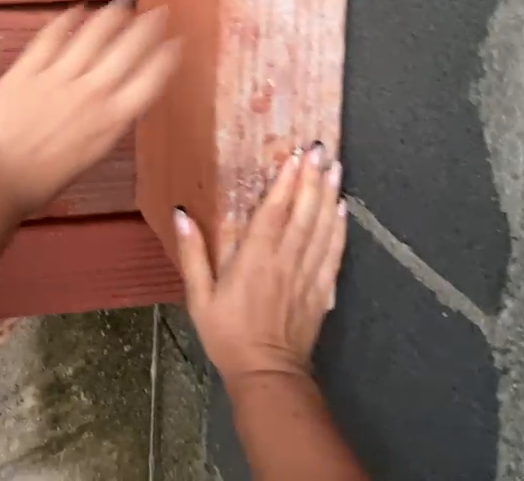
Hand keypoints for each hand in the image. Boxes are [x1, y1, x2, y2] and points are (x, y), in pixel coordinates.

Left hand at [0, 1, 180, 216]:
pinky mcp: (28, 68)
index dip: (166, 57)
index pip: (150, 80)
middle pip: (127, 50)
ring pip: (94, 35)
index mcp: (112, 121)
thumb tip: (115, 101)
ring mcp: (59, 77)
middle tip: (158, 11)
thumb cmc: (42, 179)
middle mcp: (92, 93)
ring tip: (122, 4)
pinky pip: (51, 37)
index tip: (176, 41)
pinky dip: (66, 19)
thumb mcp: (89, 155)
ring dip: (112, 16)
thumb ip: (104, 124)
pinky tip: (77, 9)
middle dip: (147, 26)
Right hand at [174, 143, 346, 383]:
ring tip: (335, 167)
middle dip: (311, 178)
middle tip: (320, 149)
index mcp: (255, 260)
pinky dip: (340, 228)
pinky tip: (343, 209)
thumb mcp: (199, 297)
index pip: (273, 212)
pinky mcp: (321, 290)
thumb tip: (181, 214)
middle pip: (303, 213)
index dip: (285, 182)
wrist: (267, 375)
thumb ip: (192, 254)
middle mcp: (285, 262)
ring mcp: (307, 275)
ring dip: (329, 195)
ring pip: (322, 228)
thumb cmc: (227, 334)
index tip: (293, 156)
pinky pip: (333, 253)